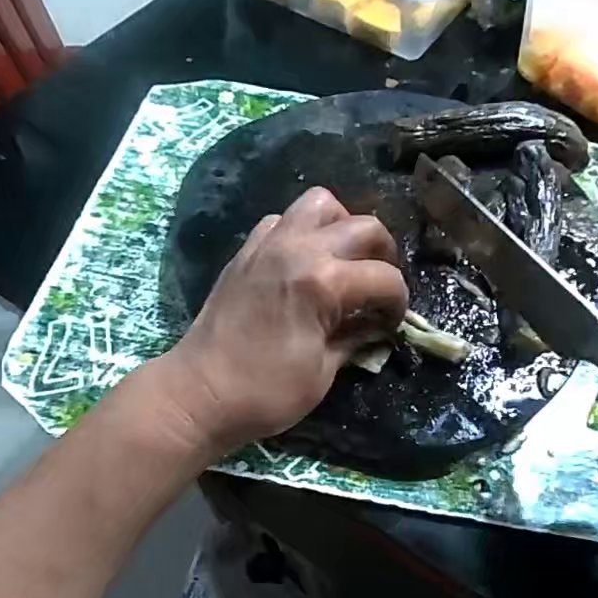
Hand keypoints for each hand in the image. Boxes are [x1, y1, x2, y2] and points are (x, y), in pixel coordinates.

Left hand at [140, 187, 408, 452]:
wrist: (198, 394)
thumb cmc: (267, 392)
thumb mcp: (325, 370)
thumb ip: (357, 337)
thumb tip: (378, 325)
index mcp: (323, 282)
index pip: (386, 278)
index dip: (399, 303)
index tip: (391, 325)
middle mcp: (299, 250)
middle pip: (365, 227)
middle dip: (384, 256)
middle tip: (378, 288)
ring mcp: (269, 244)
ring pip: (322, 204)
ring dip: (344, 228)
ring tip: (345, 261)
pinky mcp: (248, 250)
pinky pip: (284, 220)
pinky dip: (304, 232)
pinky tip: (305, 264)